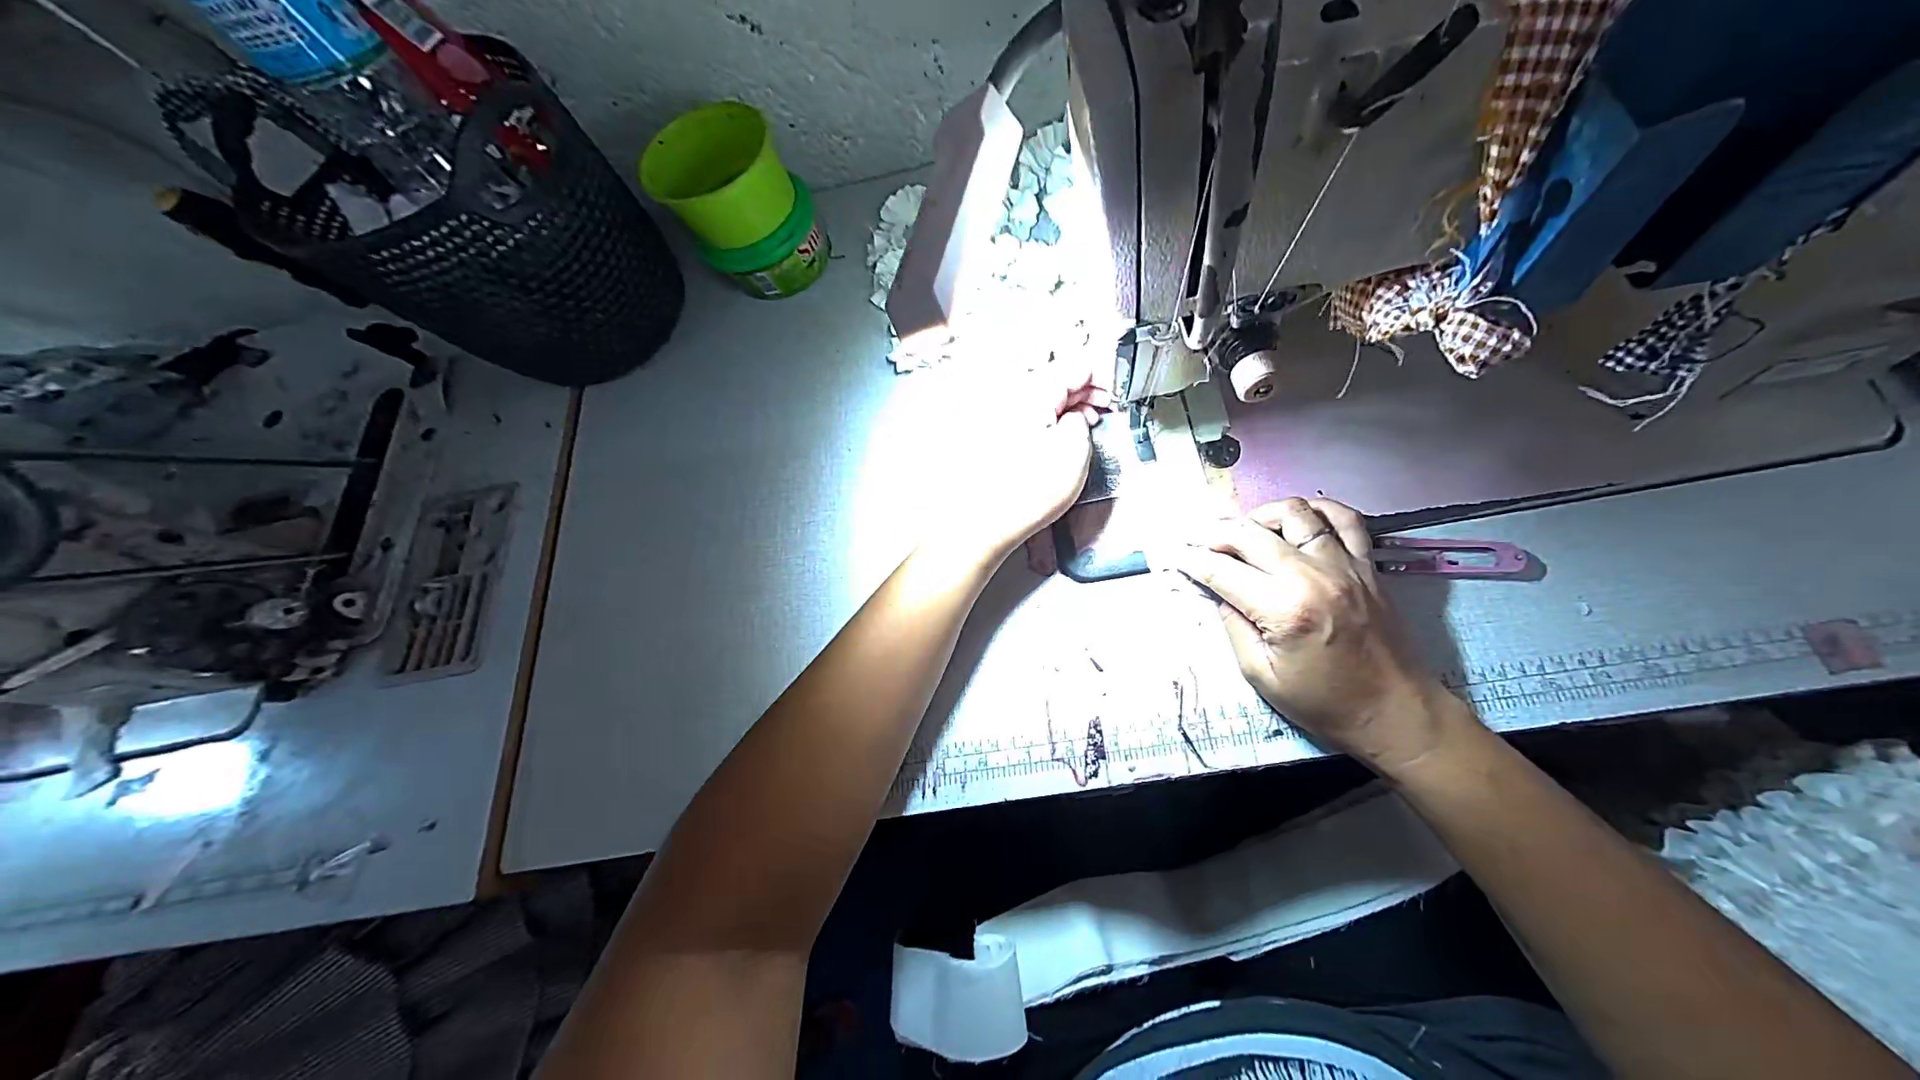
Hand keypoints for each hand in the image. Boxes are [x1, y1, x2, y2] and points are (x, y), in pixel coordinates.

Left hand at [935, 361, 1105, 561]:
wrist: (984, 522)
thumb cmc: (1024, 493)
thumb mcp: (1075, 450)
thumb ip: (1081, 420)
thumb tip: (1077, 415)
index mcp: (1033, 392)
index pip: (1076, 367)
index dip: (1103, 378)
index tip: (1115, 392)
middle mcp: (1010, 396)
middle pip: (1056, 378)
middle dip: (1084, 391)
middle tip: (1103, 409)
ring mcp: (997, 415)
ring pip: (1041, 397)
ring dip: (1065, 406)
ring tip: (1082, 426)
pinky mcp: (990, 434)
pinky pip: (1026, 415)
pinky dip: (1046, 420)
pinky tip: (1056, 438)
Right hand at [1170, 497, 1467, 773]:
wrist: (1396, 711)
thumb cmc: (1324, 703)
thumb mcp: (1261, 675)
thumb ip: (1233, 625)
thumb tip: (1215, 590)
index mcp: (1283, 610)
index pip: (1222, 570)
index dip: (1192, 561)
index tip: (1176, 556)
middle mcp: (1313, 577)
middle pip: (1250, 534)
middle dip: (1215, 535)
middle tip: (1199, 544)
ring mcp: (1344, 565)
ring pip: (1295, 513)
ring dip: (1261, 516)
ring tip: (1247, 532)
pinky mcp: (1367, 565)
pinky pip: (1345, 518)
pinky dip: (1318, 510)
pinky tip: (1298, 519)